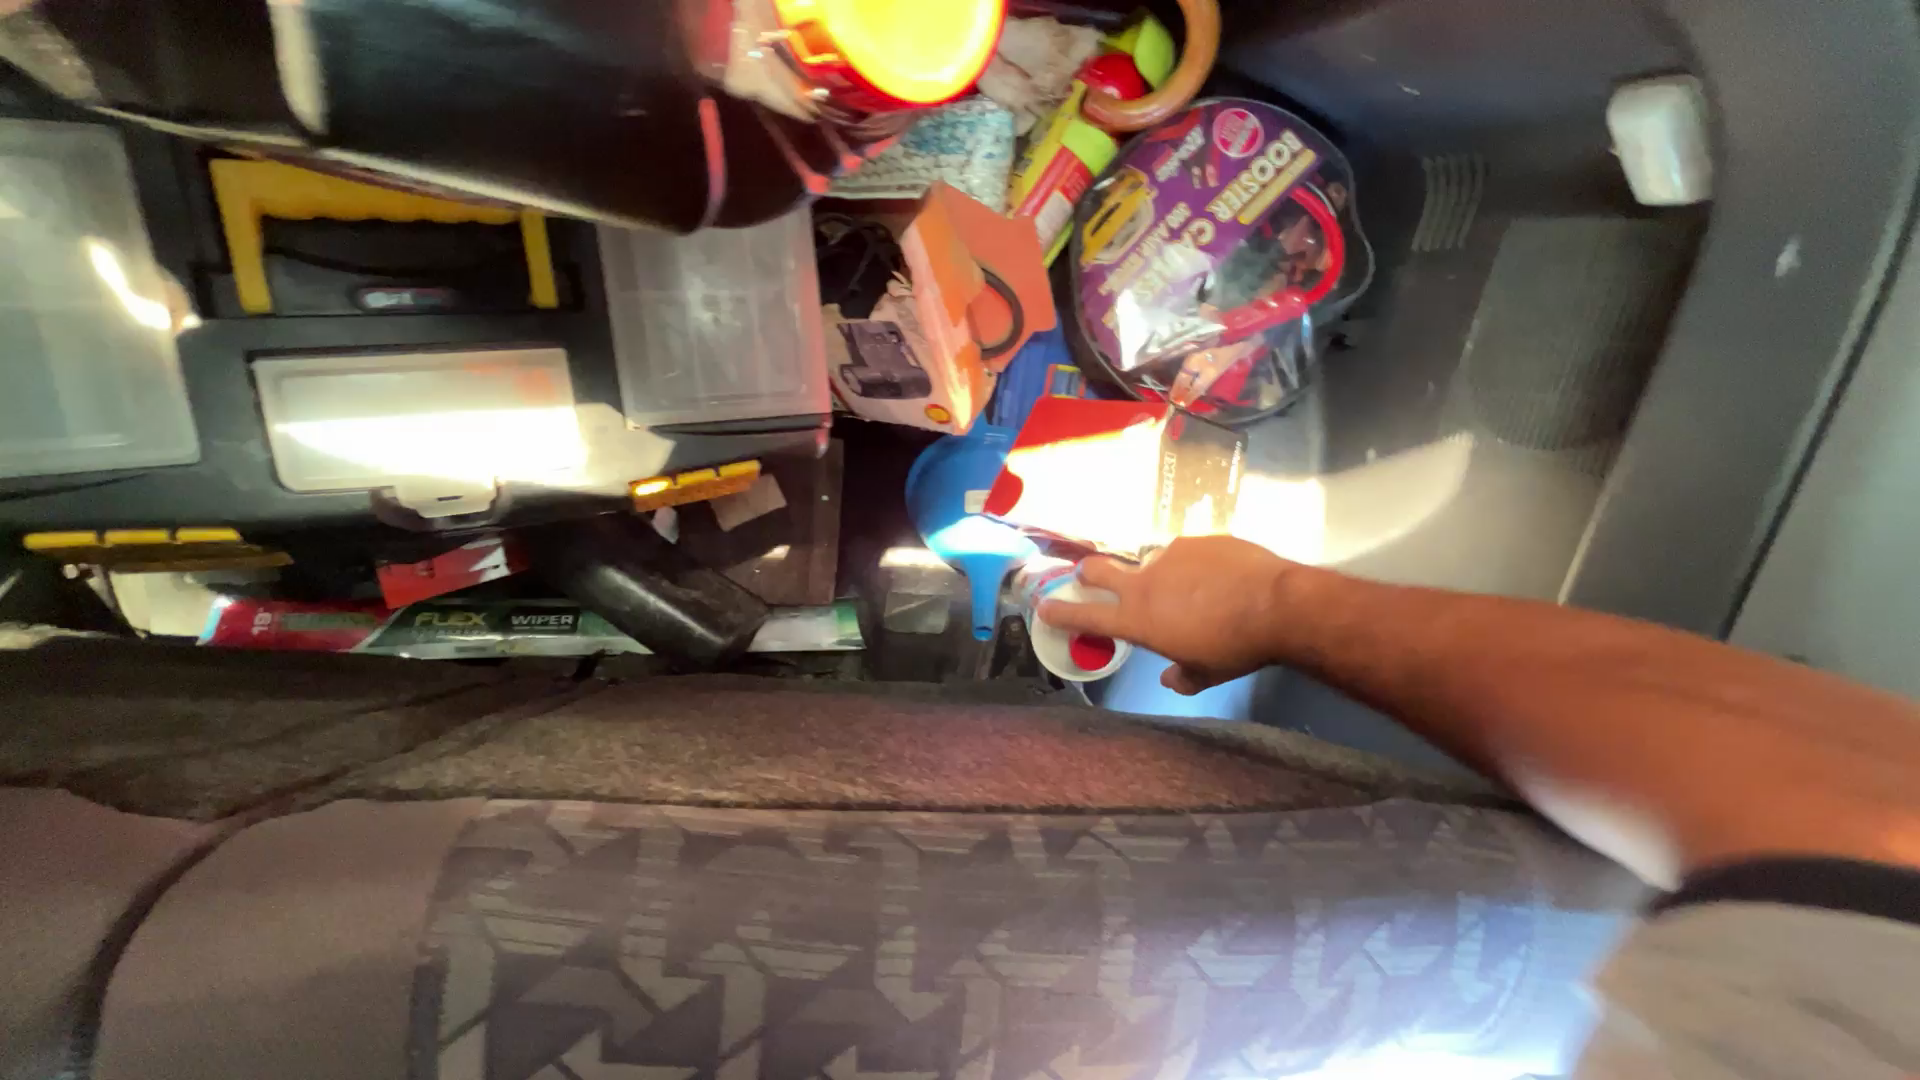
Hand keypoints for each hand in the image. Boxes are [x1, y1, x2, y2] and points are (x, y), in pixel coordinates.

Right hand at [1036, 536, 1297, 694]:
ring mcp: (1169, 556)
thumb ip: (1183, 675)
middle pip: (1098, 570)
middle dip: (1087, 574)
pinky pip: (1187, 554)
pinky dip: (1195, 566)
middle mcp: (1144, 583)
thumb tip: (1172, 678)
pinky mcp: (1197, 540)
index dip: (1060, 612)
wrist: (1278, 605)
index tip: (1043, 606)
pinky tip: (1220, 576)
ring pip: (1151, 563)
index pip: (1087, 617)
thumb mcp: (1207, 673)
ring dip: (1161, 576)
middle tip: (1089, 578)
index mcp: (1138, 620)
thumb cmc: (1236, 648)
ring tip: (1193, 589)